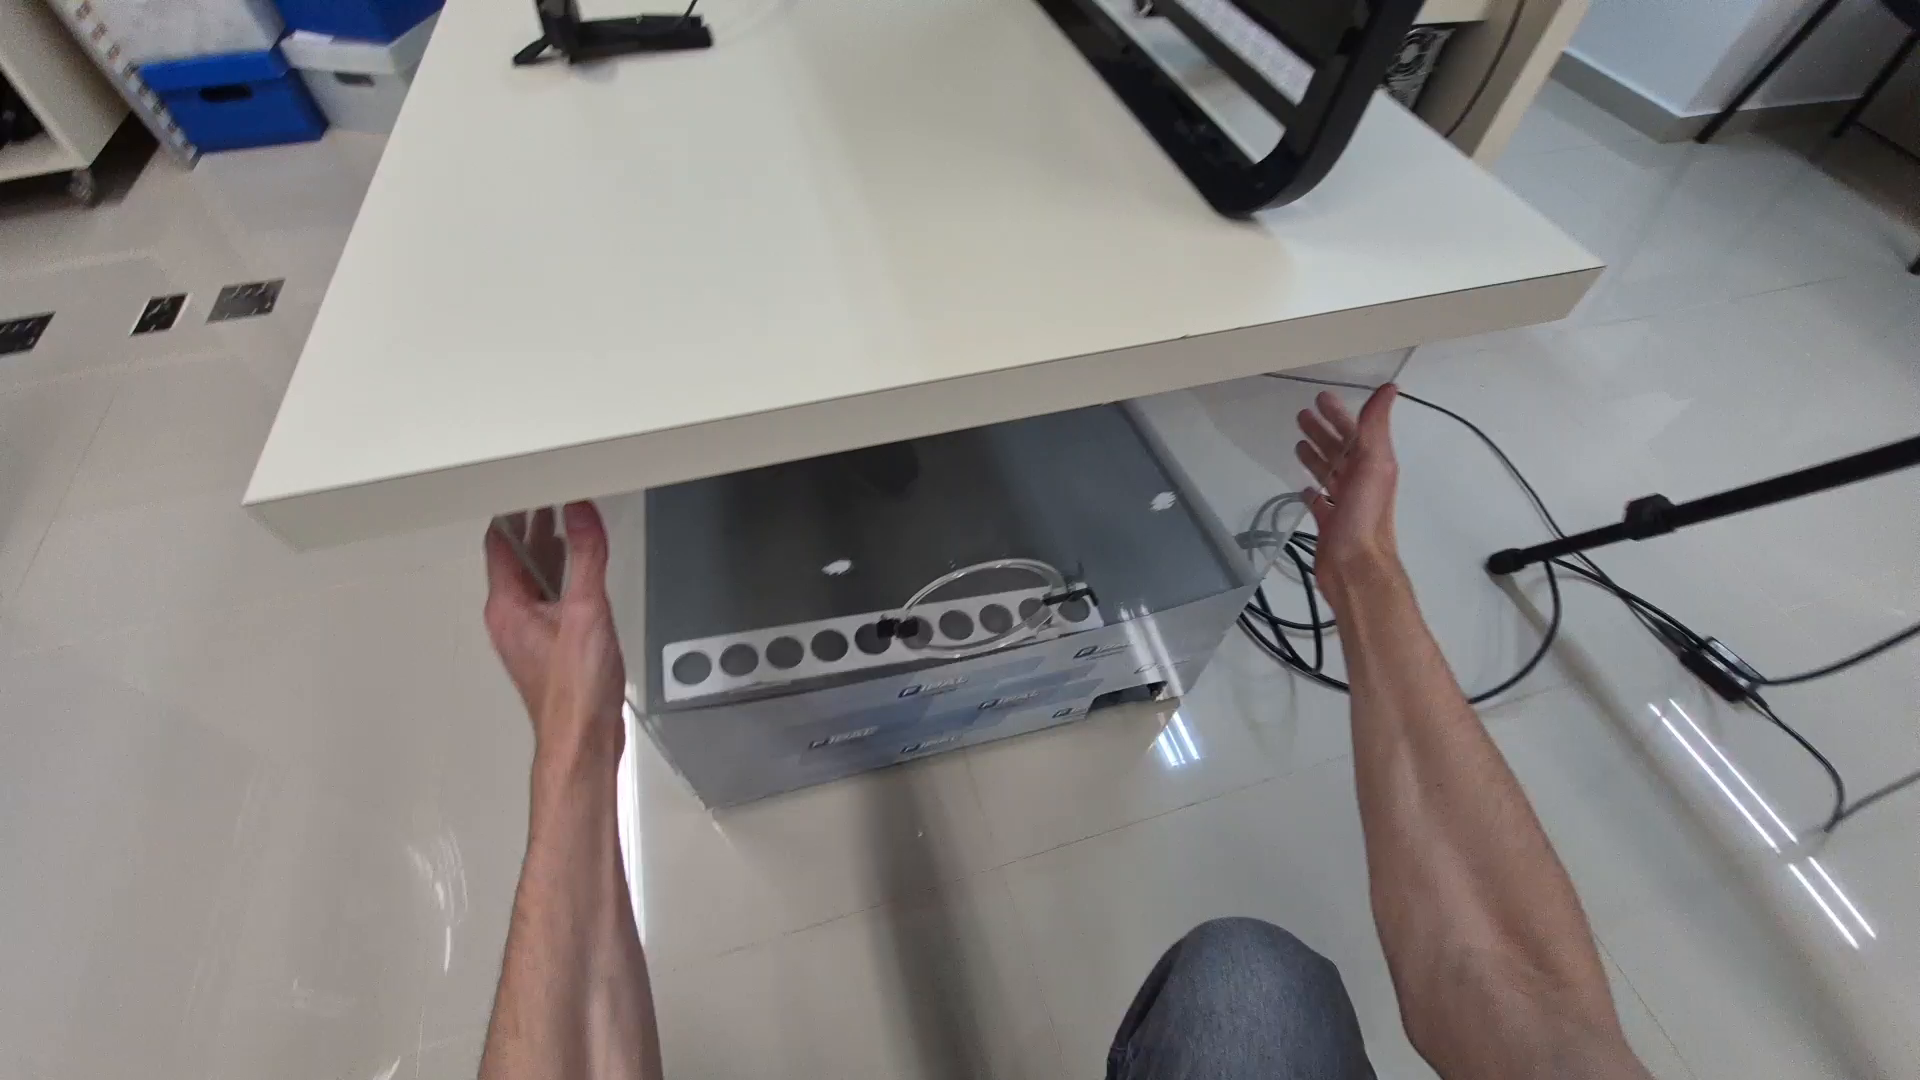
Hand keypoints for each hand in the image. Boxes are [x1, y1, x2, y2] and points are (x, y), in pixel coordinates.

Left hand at [484, 502, 626, 765]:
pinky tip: (583, 570)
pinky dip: (565, 574)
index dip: (513, 511)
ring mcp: (531, 631)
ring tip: (569, 521)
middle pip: (517, 559)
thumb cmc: (575, 689)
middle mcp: (513, 617)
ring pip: (536, 578)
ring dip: (550, 549)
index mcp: (508, 606)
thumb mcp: (586, 611)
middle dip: (534, 525)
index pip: (500, 544)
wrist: (582, 737)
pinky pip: (553, 596)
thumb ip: (587, 558)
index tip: (530, 484)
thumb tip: (581, 513)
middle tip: (553, 493)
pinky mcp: (552, 643)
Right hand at [1295, 384, 1402, 601]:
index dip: (1338, 414)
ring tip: (1298, 443)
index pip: (1355, 431)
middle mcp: (1361, 481)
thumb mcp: (1374, 466)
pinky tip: (1303, 488)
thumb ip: (1376, 428)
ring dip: (1316, 456)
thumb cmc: (1364, 517)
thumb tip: (1389, 389)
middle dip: (1323, 431)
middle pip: (1341, 449)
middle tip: (1301, 415)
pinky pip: (1320, 502)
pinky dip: (1311, 492)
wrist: (1356, 567)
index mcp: (1373, 465)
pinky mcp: (1330, 522)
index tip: (1319, 398)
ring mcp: (1345, 502)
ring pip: (1329, 472)